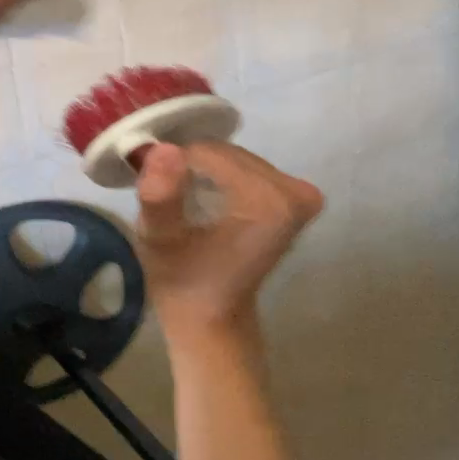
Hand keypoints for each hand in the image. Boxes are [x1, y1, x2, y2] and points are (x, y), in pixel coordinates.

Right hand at [135, 142, 324, 342]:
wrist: (212, 311)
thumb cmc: (181, 277)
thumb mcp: (158, 238)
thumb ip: (161, 194)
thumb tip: (161, 148)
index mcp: (267, 201)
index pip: (205, 154)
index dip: (171, 170)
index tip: (156, 197)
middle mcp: (295, 191)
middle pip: (222, 154)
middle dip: (188, 170)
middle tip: (169, 204)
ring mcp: (302, 194)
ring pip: (232, 159)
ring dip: (200, 174)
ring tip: (185, 206)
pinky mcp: (298, 198)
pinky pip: (245, 169)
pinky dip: (218, 180)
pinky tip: (206, 205)